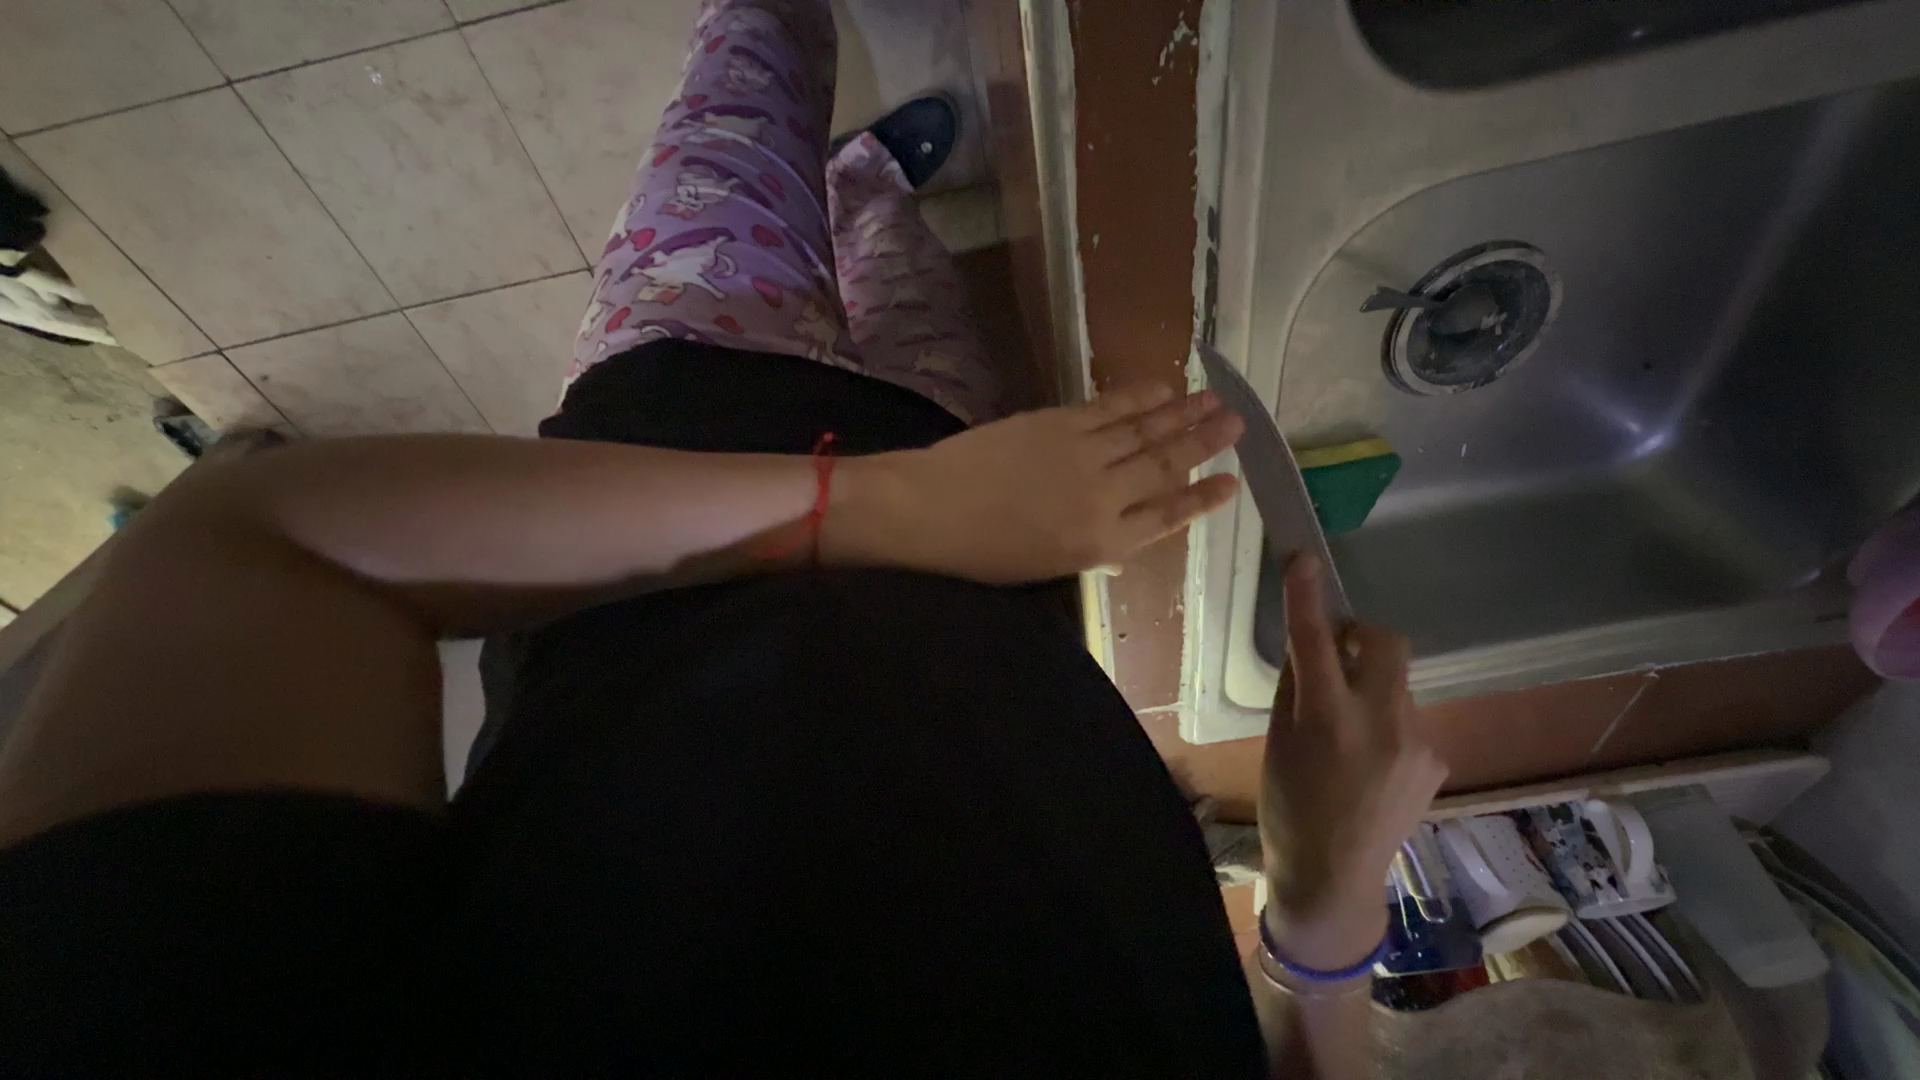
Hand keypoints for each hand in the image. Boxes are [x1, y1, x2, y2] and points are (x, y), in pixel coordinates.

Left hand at [830, 382, 1242, 582]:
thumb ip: (1093, 552)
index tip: (1232, 483)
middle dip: (1206, 443)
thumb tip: (1126, 547)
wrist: (930, 512)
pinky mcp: (1058, 423)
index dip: (1202, 499)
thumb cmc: (982, 554)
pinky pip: (1110, 408)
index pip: (1167, 518)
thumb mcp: (1044, 567)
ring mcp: (1083, 456)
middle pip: (1165, 466)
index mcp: (1101, 545)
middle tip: (1241, 423)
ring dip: (1185, 414)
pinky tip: (1164, 387)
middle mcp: (1104, 499)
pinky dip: (1140, 397)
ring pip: (1146, 432)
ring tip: (1219, 398)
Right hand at [1258, 555, 1446, 970]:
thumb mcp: (1276, 742)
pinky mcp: (1437, 758)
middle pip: (1385, 641)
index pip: (1314, 640)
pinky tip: (1367, 759)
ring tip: (1346, 731)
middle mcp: (1381, 721)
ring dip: (1368, 684)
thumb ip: (1296, 689)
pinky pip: (1407, 715)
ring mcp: (1418, 741)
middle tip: (1334, 654)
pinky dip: (1383, 719)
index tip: (1303, 559)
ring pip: (1395, 681)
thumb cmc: (1287, 806)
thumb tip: (1309, 648)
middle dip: (1359, 635)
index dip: (1306, 596)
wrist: (1334, 877)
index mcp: (1326, 718)